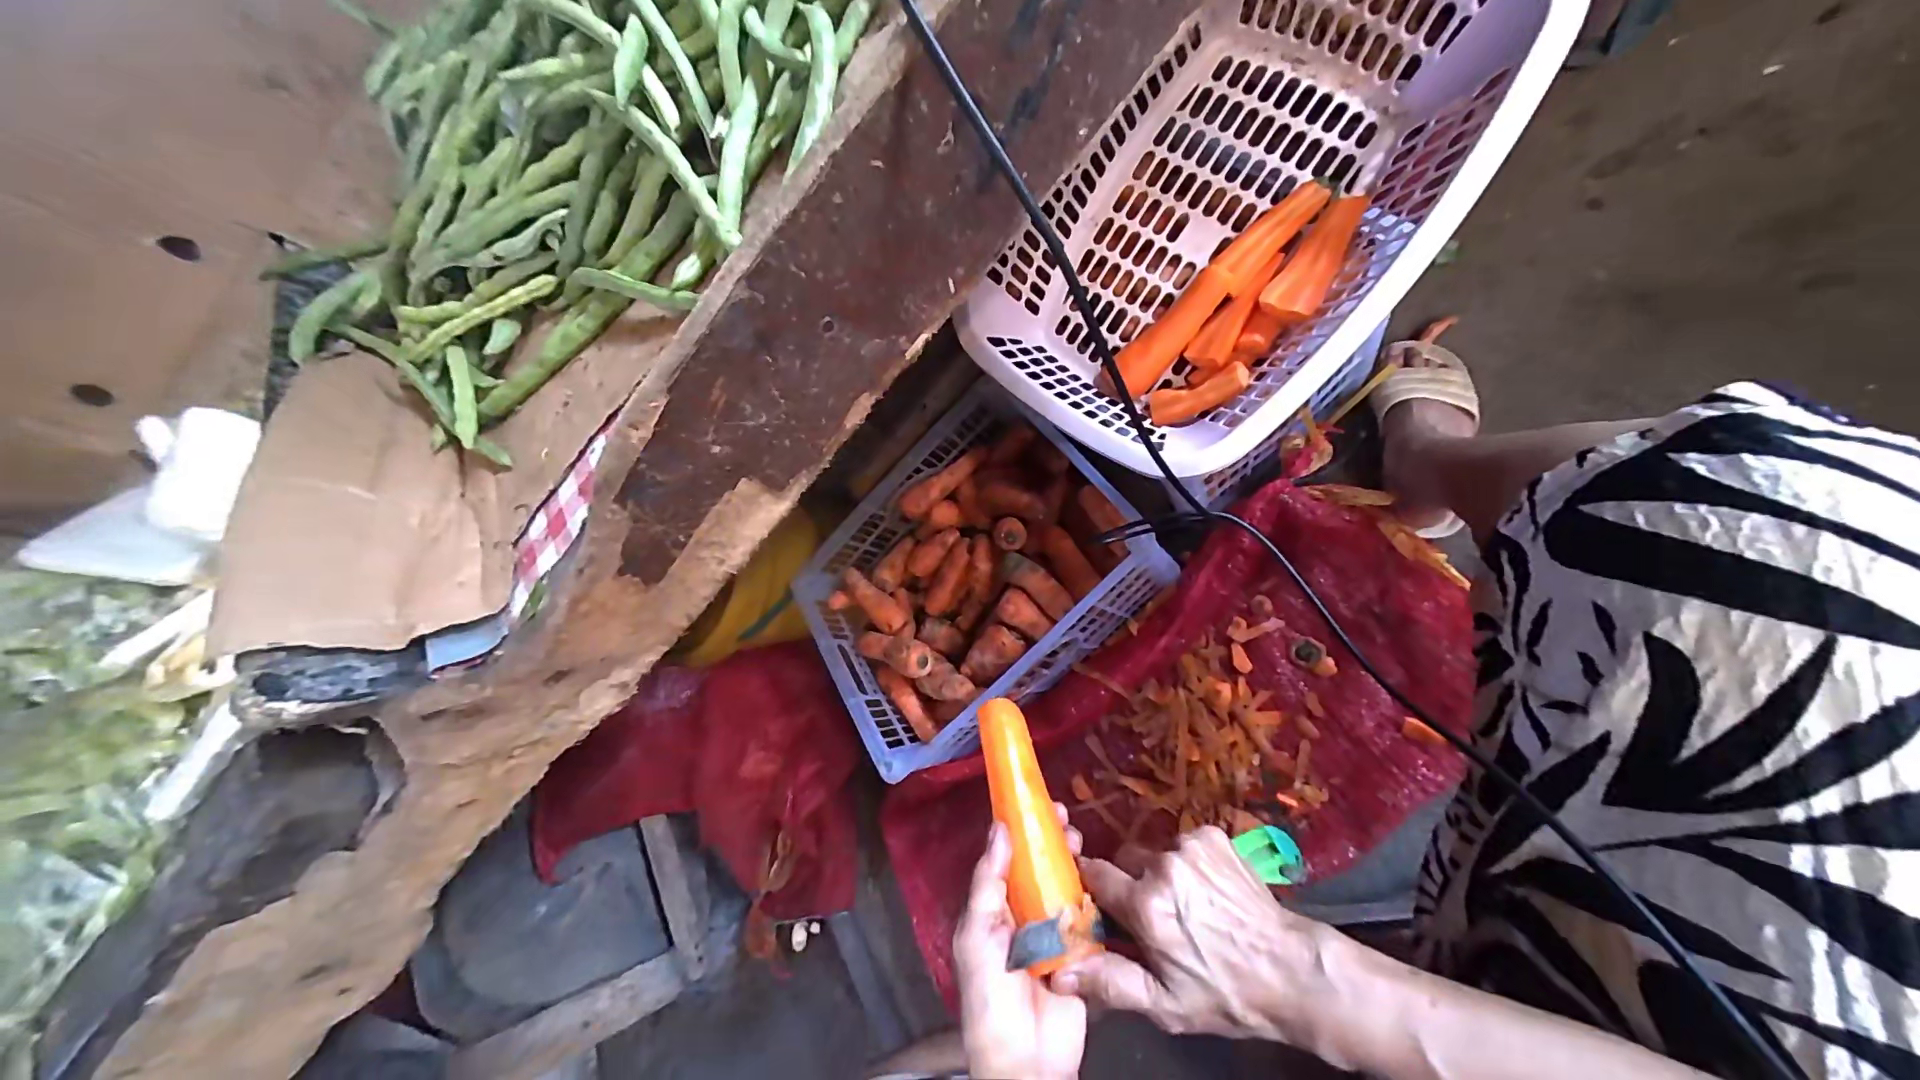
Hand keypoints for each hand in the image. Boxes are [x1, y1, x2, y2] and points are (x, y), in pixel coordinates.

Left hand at [954, 812, 1087, 1079]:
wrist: (1025, 1059)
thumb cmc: (990, 992)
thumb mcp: (977, 932)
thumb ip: (988, 881)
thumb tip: (999, 827)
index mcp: (995, 908)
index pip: (1008, 859)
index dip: (1021, 830)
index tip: (1036, 804)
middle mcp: (1024, 914)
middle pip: (1040, 867)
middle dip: (1052, 840)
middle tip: (1065, 818)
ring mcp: (1054, 932)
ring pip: (1066, 884)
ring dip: (1073, 860)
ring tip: (1079, 840)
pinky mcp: (1081, 951)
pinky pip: (1088, 915)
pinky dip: (1093, 892)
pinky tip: (1098, 874)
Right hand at [1054, 827, 1332, 1044]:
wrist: (1293, 971)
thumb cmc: (1225, 994)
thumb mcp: (1165, 1005)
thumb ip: (1109, 982)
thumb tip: (1059, 973)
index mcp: (1145, 905)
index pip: (1094, 874)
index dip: (1093, 887)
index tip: (1099, 902)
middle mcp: (1162, 865)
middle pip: (1123, 859)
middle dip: (1129, 882)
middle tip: (1152, 913)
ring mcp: (1190, 846)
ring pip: (1153, 851)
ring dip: (1160, 872)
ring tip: (1187, 904)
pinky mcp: (1212, 836)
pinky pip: (1181, 843)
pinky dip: (1187, 862)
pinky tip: (1207, 888)